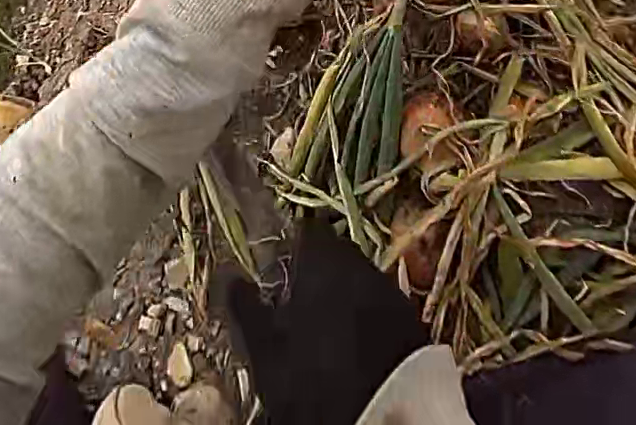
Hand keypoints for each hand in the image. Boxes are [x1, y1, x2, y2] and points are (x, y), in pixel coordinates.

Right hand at [220, 218, 429, 424]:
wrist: (387, 412)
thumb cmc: (317, 378)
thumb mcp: (268, 351)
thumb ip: (247, 308)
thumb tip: (228, 275)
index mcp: (322, 259)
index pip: (307, 230)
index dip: (292, 244)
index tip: (279, 266)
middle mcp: (358, 261)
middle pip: (333, 251)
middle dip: (316, 268)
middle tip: (297, 299)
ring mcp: (387, 286)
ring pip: (356, 275)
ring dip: (341, 290)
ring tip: (323, 325)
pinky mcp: (407, 314)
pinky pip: (377, 300)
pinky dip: (363, 311)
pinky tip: (352, 340)